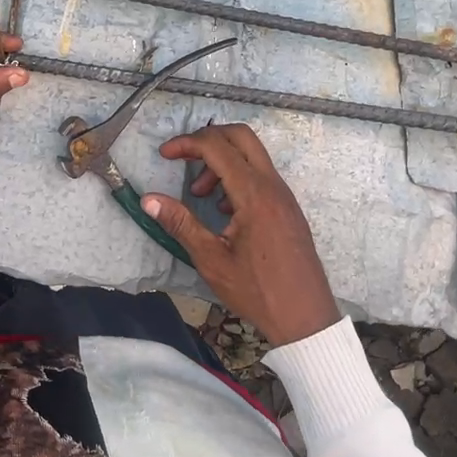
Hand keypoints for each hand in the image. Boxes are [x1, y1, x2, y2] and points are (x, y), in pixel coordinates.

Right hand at [141, 123, 339, 345]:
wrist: (307, 320)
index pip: (217, 146)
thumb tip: (148, 199)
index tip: (164, 155)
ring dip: (222, 160)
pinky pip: (261, 174)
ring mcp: (284, 195)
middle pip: (240, 135)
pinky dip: (237, 175)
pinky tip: (223, 209)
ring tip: (200, 193)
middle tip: (183, 158)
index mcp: (254, 195)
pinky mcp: (288, 207)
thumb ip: (180, 223)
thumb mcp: (211, 260)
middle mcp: (273, 186)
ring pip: (252, 154)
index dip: (186, 144)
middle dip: (207, 138)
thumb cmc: (258, 291)